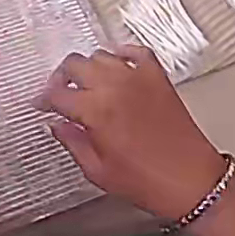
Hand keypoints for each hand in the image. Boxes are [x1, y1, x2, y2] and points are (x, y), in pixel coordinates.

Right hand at [38, 47, 226, 222]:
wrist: (193, 183)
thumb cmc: (147, 182)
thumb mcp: (97, 171)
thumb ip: (72, 142)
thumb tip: (58, 125)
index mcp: (95, 110)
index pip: (57, 94)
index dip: (43, 99)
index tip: (41, 104)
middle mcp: (114, 87)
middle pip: (74, 65)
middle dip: (60, 78)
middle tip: (59, 93)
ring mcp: (138, 79)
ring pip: (100, 55)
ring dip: (88, 68)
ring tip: (86, 83)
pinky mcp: (158, 78)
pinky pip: (135, 52)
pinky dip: (122, 54)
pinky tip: (116, 64)